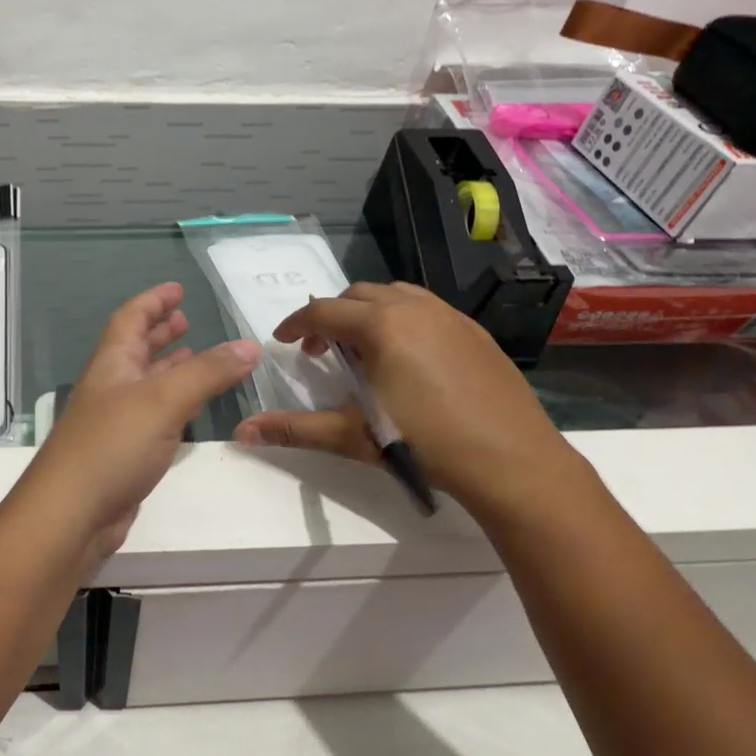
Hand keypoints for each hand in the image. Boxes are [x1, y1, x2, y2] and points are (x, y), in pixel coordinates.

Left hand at [14, 282, 259, 562]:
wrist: (72, 514)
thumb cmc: (112, 446)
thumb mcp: (163, 401)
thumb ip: (207, 372)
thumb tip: (249, 345)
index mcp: (112, 365)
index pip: (130, 319)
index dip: (153, 301)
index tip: (177, 289)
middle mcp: (110, 388)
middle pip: (135, 349)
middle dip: (159, 332)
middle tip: (186, 319)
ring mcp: (114, 423)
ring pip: (145, 384)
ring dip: (168, 367)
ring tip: (196, 356)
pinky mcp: (123, 454)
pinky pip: (152, 417)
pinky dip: (172, 405)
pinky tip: (190, 411)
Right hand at [233, 281, 590, 518]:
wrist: (513, 461)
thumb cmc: (426, 445)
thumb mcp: (353, 437)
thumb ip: (296, 429)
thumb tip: (242, 433)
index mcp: (382, 326)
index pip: (324, 310)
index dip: (296, 323)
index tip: (283, 341)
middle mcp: (415, 308)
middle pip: (359, 295)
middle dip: (332, 315)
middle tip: (321, 349)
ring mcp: (450, 317)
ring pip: (396, 296)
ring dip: (368, 313)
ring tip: (362, 349)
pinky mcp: (476, 333)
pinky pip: (427, 309)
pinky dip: (403, 320)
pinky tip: (407, 359)